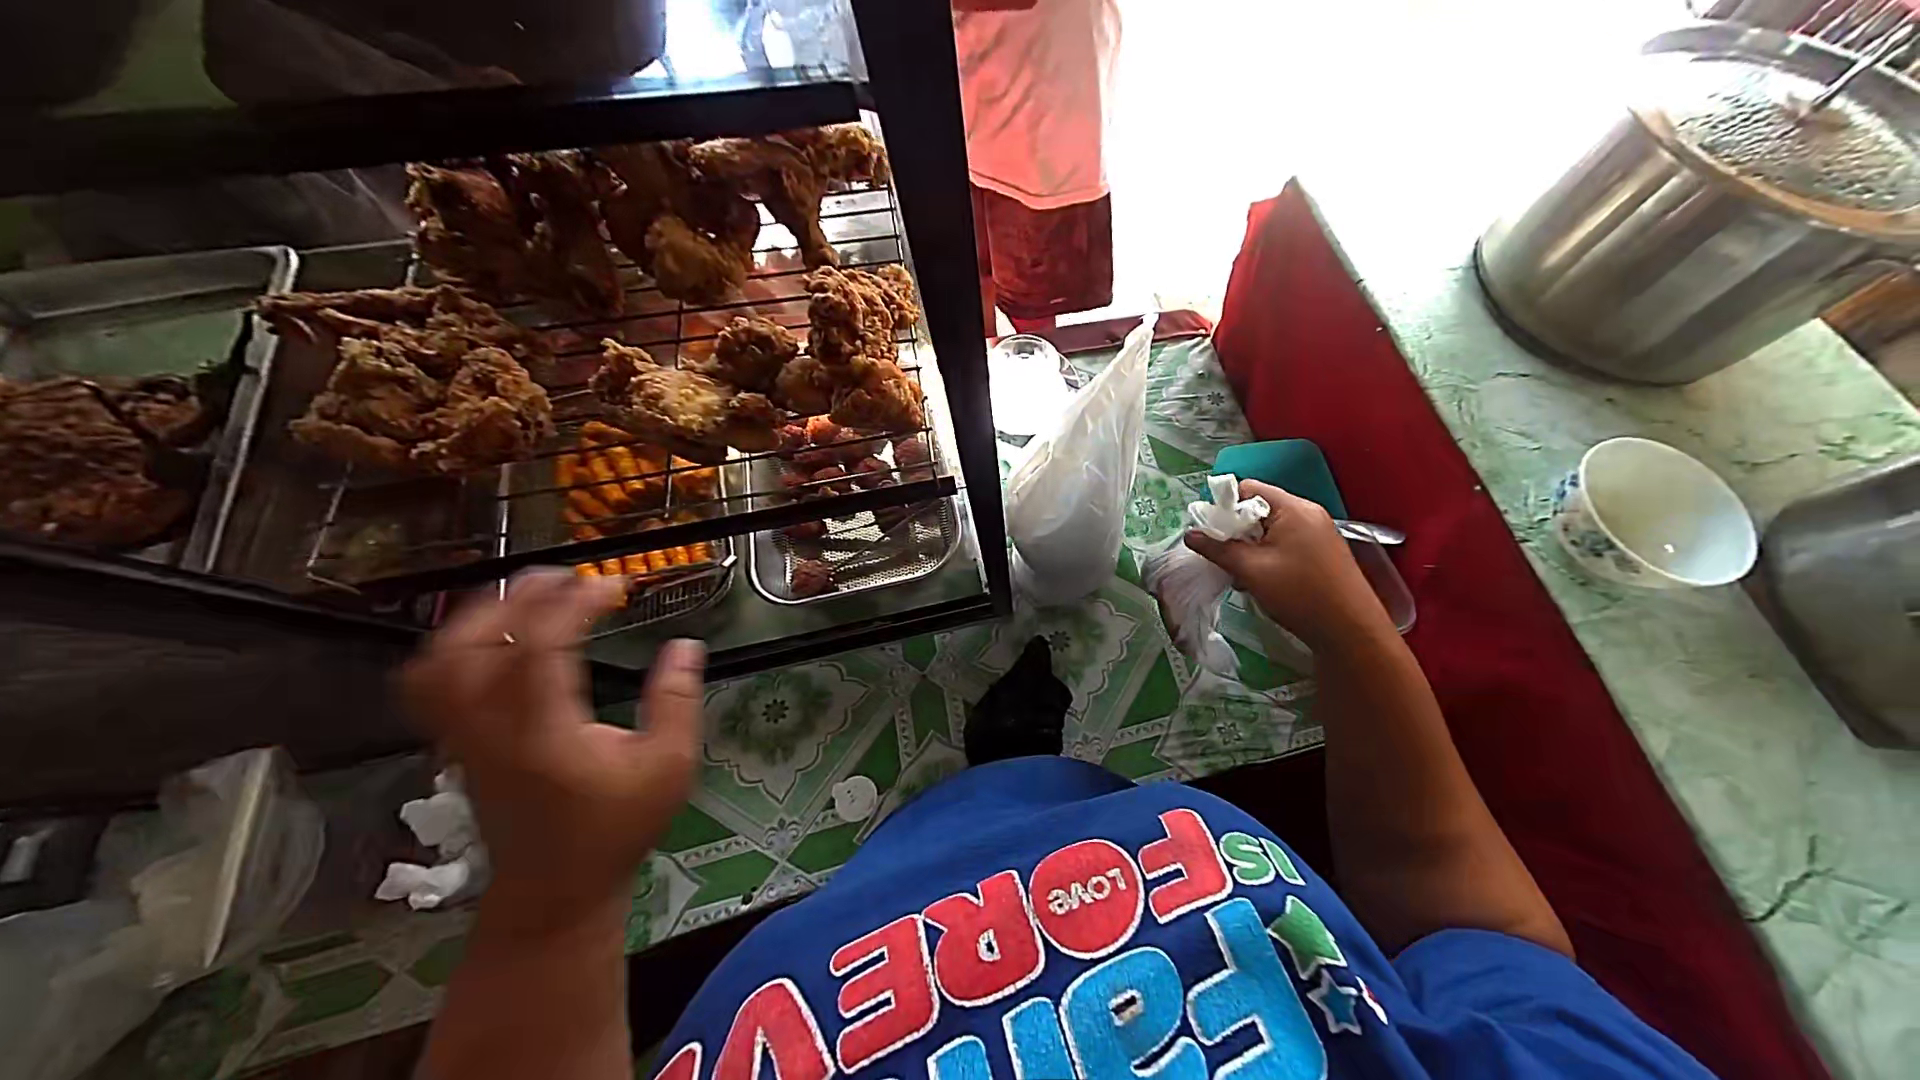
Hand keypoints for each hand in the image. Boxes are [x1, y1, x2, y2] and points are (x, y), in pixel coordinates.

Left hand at [401, 569, 705, 931]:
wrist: (554, 888)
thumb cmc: (616, 827)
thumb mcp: (668, 766)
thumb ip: (678, 702)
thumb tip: (685, 647)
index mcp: (545, 734)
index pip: (541, 648)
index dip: (574, 605)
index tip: (612, 586)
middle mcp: (491, 730)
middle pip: (473, 644)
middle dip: (520, 596)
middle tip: (566, 579)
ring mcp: (463, 737)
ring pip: (439, 660)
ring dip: (480, 615)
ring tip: (528, 595)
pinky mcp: (455, 743)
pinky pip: (430, 682)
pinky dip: (454, 644)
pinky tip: (492, 634)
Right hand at [1184, 479, 1392, 649]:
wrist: (1350, 630)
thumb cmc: (1299, 594)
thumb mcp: (1251, 570)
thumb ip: (1217, 549)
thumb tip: (1190, 535)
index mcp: (1293, 509)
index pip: (1248, 489)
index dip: (1224, 506)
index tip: (1212, 531)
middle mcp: (1308, 513)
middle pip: (1259, 508)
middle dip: (1236, 529)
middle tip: (1223, 554)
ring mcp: (1318, 532)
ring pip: (1270, 528)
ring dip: (1250, 545)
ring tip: (1242, 570)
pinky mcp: (1322, 551)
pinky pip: (1285, 541)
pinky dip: (1267, 554)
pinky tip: (1261, 578)